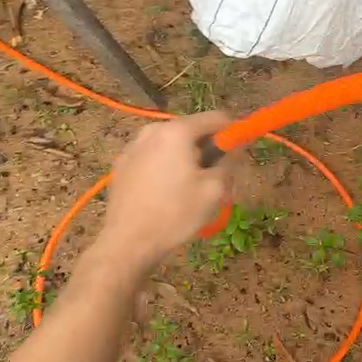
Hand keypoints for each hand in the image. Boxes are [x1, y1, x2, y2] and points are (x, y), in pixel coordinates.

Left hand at [91, 111, 236, 276]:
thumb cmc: (175, 214)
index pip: (216, 118)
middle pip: (192, 131)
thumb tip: (236, 149)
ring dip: (187, 159)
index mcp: (177, 132)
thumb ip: (229, 162)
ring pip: (172, 144)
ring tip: (191, 190)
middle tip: (217, 179)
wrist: (127, 243)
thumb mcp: (214, 190)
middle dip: (209, 150)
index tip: (240, 154)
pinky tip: (166, 194)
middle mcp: (152, 130)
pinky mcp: (122, 164)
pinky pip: (154, 157)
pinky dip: (166, 167)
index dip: (233, 133)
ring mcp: (133, 146)